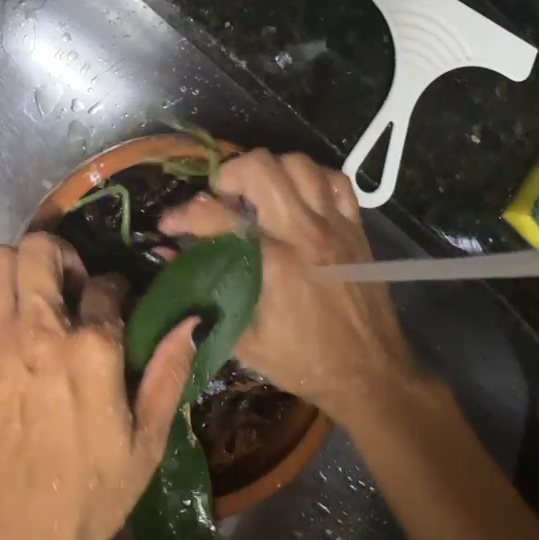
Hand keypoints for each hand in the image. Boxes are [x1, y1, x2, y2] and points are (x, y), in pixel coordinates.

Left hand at [0, 233, 197, 539]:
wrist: (5, 533)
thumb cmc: (84, 496)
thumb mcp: (145, 444)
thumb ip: (167, 375)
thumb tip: (189, 321)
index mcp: (92, 349)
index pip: (106, 285)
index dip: (113, 289)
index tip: (112, 304)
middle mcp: (39, 329)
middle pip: (43, 248)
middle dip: (61, 257)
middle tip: (66, 287)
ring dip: (15, 268)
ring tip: (25, 298)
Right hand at [158, 149, 427, 424]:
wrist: (371, 376)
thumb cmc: (303, 362)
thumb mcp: (242, 340)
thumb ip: (202, 296)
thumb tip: (167, 258)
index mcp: (273, 263)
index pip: (216, 217)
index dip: (182, 215)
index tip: (169, 225)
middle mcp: (304, 233)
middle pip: (261, 167)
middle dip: (229, 174)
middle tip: (220, 199)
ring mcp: (334, 226)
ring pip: (298, 163)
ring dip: (270, 171)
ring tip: (257, 194)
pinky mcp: (356, 228)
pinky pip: (335, 180)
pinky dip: (312, 178)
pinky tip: (298, 197)